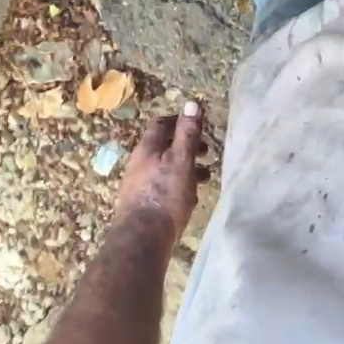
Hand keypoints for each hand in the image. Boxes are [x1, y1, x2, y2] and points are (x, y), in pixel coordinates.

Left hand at [110, 102, 208, 246]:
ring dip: (184, 167)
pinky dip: (177, 183)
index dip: (179, 120)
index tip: (197, 124)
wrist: (141, 240)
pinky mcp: (140, 204)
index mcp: (147, 148)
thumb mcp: (181, 159)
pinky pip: (162, 185)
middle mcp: (139, 163)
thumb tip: (191, 103)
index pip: (161, 123)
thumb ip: (187, 133)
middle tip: (205, 151)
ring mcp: (137, 184)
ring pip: (164, 167)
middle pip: (163, 146)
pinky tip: (190, 197)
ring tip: (205, 176)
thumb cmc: (165, 195)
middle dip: (185, 146)